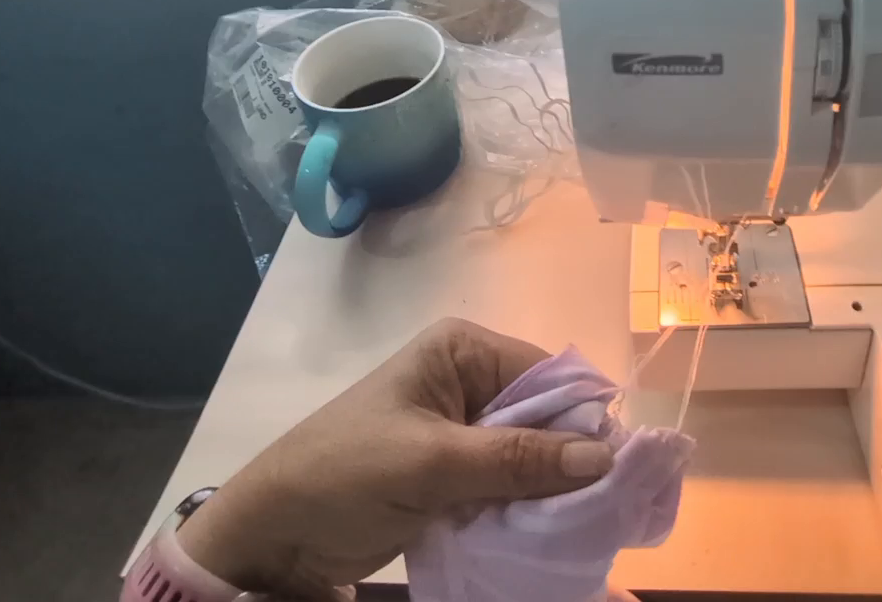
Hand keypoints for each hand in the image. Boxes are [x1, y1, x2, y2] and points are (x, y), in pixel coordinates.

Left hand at [175, 318, 615, 596]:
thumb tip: (603, 456)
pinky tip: (535, 528)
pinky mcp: (454, 465)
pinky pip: (507, 478)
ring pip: (529, 451)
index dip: (579, 418)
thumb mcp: (432, 464)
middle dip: (563, 457)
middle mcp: (469, 376)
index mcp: (463, 349)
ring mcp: (462, 423)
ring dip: (543, 486)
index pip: (544, 375)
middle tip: (592, 505)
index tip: (610, 471)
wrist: (271, 532)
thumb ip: (516, 460)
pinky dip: (521, 503)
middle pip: (541, 413)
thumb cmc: (346, 474)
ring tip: (568, 523)